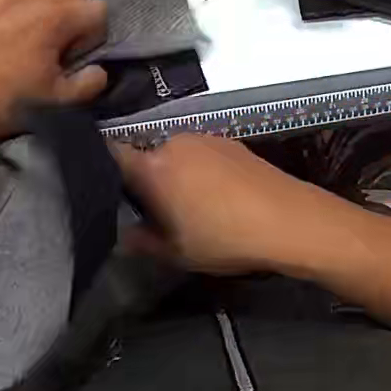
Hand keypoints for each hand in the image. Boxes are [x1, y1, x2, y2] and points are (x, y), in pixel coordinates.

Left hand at [0, 0, 108, 144]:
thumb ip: (89, 84)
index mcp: (61, 16)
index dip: (90, 37)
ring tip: (27, 23)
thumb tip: (99, 69)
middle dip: (69, 18)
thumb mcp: (55, 104)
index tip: (70, 57)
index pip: (98, 12)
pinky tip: (4, 5)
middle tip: (49, 47)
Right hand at [111, 133, 353, 275]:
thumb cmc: (224, 238)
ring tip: (191, 203)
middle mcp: (173, 143)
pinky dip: (199, 168)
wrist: (286, 218)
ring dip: (174, 173)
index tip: (106, 188)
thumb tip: (122, 234)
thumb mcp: (176, 252)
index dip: (104, 168)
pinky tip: (217, 193)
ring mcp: (203, 137)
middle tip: (155, 209)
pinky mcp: (227, 139)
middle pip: (146, 156)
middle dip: (146, 179)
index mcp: (153, 167)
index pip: (113, 154)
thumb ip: (141, 242)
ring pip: (174, 154)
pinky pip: (200, 152)